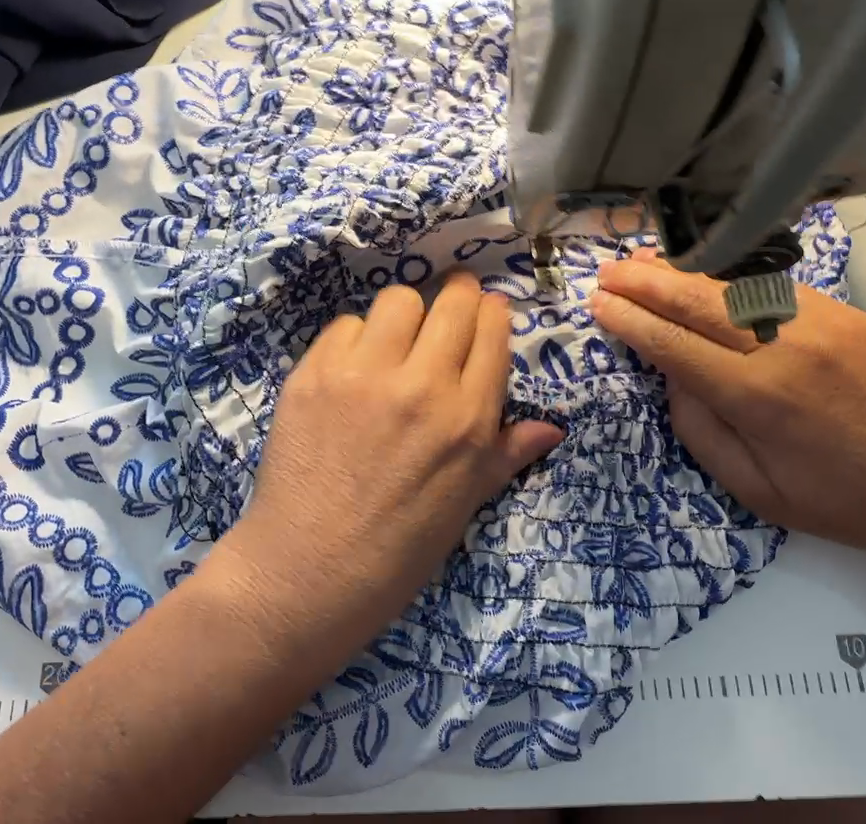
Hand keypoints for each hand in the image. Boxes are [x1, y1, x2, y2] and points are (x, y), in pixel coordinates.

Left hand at [216, 271, 564, 640]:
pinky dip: (355, 340)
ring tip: (396, 343)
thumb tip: (553, 427)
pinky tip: (352, 371)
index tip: (483, 316)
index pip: (492, 328)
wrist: (312, 569)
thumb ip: (508, 452)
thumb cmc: (401, 546)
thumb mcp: (468, 501)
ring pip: (398, 300)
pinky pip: (345, 325)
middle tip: (448, 310)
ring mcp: (364, 375)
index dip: (490, 313)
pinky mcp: (314, 374)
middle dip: (457, 296)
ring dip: (404, 316)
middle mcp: (422, 385)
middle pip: (453, 301)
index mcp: (469, 418)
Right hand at [589, 251, 865, 574]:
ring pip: (734, 285)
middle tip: (607, 272)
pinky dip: (731, 280)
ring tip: (646, 264)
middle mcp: (788, 346)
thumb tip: (671, 374)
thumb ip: (700, 429)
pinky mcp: (850, 314)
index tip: (598, 305)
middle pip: (697, 300)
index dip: (630, 322)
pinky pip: (775, 289)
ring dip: (683, 273)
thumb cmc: (846, 505)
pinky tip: (708, 278)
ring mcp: (823, 322)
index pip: (674, 345)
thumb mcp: (756, 490)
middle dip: (645, 283)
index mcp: (760, 398)